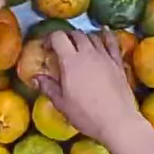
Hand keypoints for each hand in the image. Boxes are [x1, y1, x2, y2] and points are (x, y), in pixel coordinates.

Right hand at [32, 30, 150, 150]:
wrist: (117, 122)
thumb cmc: (86, 115)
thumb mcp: (62, 103)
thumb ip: (48, 87)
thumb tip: (35, 78)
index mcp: (71, 62)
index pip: (59, 37)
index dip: (50, 38)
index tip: (46, 47)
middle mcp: (88, 54)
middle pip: (76, 34)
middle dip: (66, 37)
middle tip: (61, 47)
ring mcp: (105, 57)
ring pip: (93, 36)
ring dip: (84, 37)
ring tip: (79, 44)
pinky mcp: (118, 63)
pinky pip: (112, 42)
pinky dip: (106, 35)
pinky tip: (104, 31)